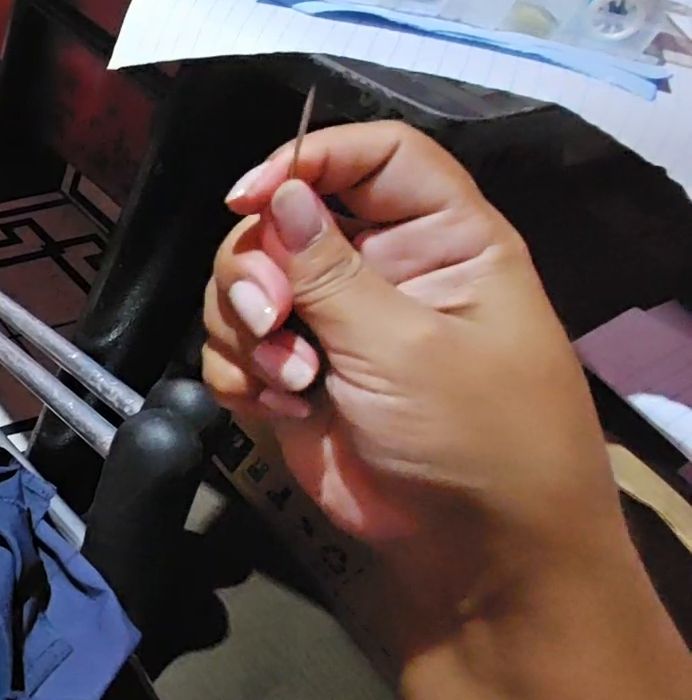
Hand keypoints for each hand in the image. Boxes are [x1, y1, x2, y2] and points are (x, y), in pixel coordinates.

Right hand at [202, 121, 623, 616]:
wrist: (459, 539)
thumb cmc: (474, 432)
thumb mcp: (405, 344)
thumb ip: (330, 271)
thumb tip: (277, 197)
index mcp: (435, 241)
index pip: (369, 160)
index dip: (303, 161)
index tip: (242, 198)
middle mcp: (370, 272)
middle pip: (274, 230)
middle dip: (253, 276)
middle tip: (270, 322)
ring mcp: (320, 324)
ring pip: (236, 292)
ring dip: (245, 337)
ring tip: (290, 381)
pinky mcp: (280, 372)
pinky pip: (225, 350)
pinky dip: (238, 377)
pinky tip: (282, 406)